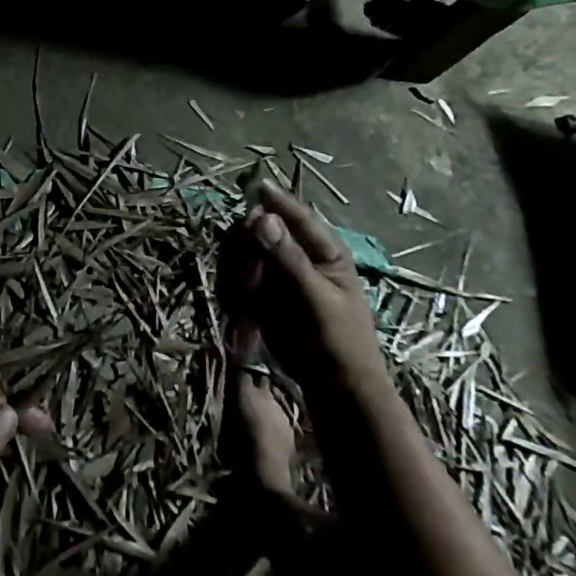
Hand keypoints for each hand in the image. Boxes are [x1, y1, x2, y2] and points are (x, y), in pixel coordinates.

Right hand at [227, 181, 386, 404]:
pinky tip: (240, 311)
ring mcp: (278, 277)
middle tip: (246, 273)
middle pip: (262, 231)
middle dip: (247, 244)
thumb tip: (263, 217)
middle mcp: (297, 257)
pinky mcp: (262, 297)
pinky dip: (234, 289)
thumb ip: (289, 258)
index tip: (256, 187)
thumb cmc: (342, 341)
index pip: (298, 216)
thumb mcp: (318, 298)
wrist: (336, 388)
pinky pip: (238, 280)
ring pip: (245, 254)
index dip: (277, 200)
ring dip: (237, 268)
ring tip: (244, 297)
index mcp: (325, 251)